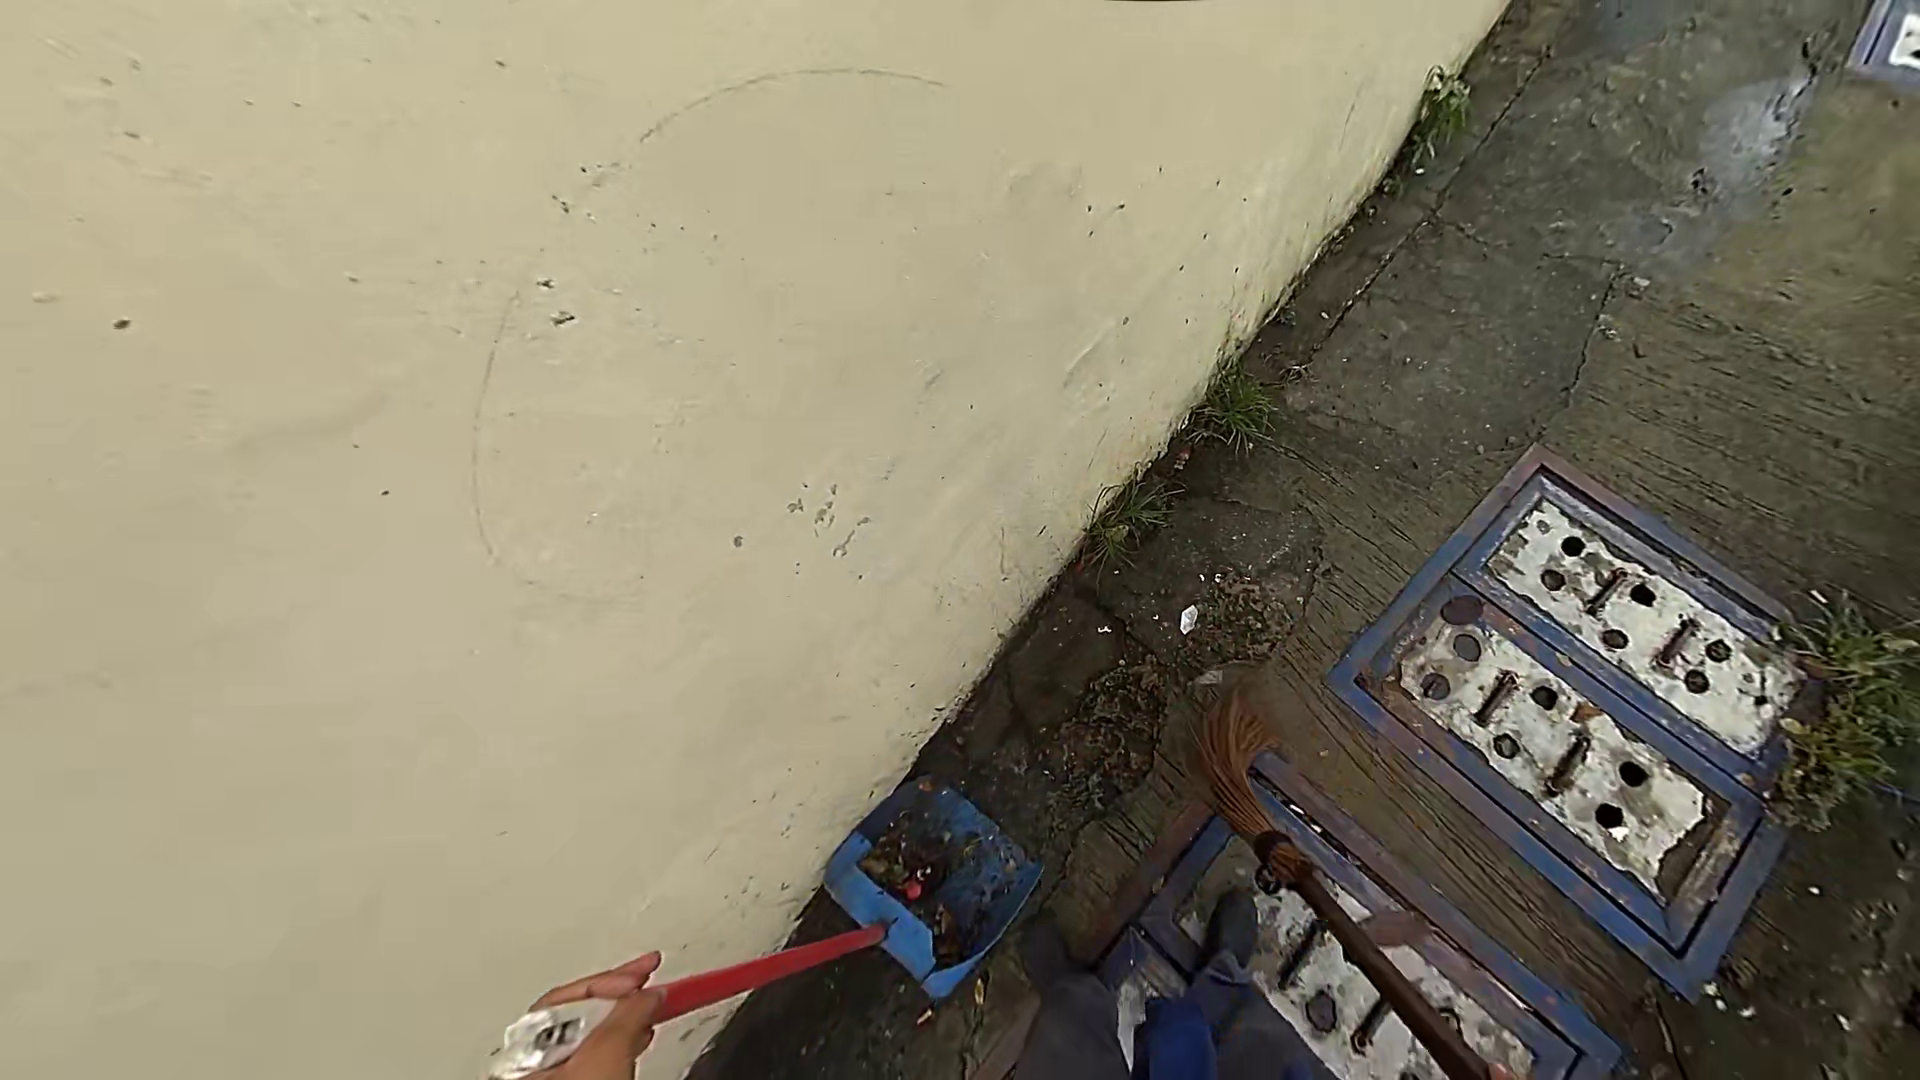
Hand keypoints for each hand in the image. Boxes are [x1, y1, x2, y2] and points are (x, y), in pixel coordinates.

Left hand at [530, 953, 664, 1079]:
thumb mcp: (608, 1051)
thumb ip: (629, 1013)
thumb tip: (651, 991)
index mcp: (525, 1050)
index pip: (567, 996)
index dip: (610, 979)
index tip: (646, 969)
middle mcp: (532, 1063)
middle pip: (579, 1013)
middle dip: (619, 994)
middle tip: (649, 978)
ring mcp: (552, 1078)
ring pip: (590, 1036)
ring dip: (625, 1018)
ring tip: (650, 1010)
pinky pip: (595, 1059)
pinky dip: (621, 1043)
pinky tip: (637, 1041)